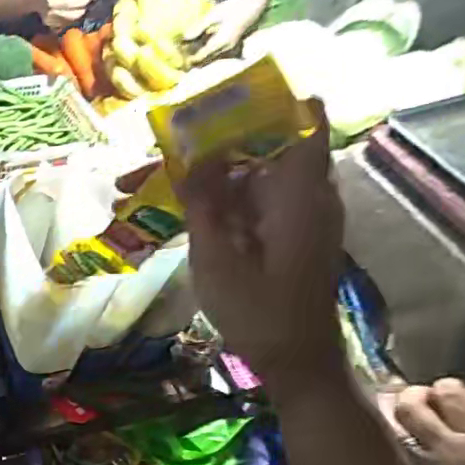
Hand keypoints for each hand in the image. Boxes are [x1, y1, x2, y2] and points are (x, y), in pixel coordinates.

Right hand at [177, 100, 343, 394]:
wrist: (297, 362)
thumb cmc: (258, 313)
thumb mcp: (218, 259)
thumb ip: (204, 203)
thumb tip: (191, 157)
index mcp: (300, 192)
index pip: (302, 117)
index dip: (264, 101)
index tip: (218, 103)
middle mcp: (309, 194)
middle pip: (264, 147)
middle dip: (213, 146)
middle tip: (159, 156)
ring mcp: (301, 216)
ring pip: (255, 177)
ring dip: (211, 178)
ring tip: (155, 185)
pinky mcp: (292, 235)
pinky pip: (256, 203)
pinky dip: (224, 203)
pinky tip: (187, 216)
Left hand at [185, 0, 268, 63]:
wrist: (253, 5)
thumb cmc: (233, 7)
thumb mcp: (215, 14)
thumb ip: (199, 27)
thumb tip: (184, 38)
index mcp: (221, 42)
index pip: (200, 57)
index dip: (188, 58)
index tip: (178, 55)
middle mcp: (225, 50)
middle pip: (204, 61)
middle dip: (192, 59)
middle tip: (181, 55)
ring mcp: (229, 50)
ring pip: (209, 59)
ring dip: (199, 57)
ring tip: (188, 51)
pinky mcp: (230, 48)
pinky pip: (215, 55)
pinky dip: (206, 54)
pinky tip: (199, 48)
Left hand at [389, 379, 464, 464]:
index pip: (450, 396)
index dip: (448, 386)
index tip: (455, 390)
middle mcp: (447, 449)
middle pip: (409, 406)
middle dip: (413, 393)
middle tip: (428, 396)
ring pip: (396, 425)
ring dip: (403, 412)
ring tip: (421, 413)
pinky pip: (400, 446)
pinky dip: (403, 433)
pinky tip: (419, 435)